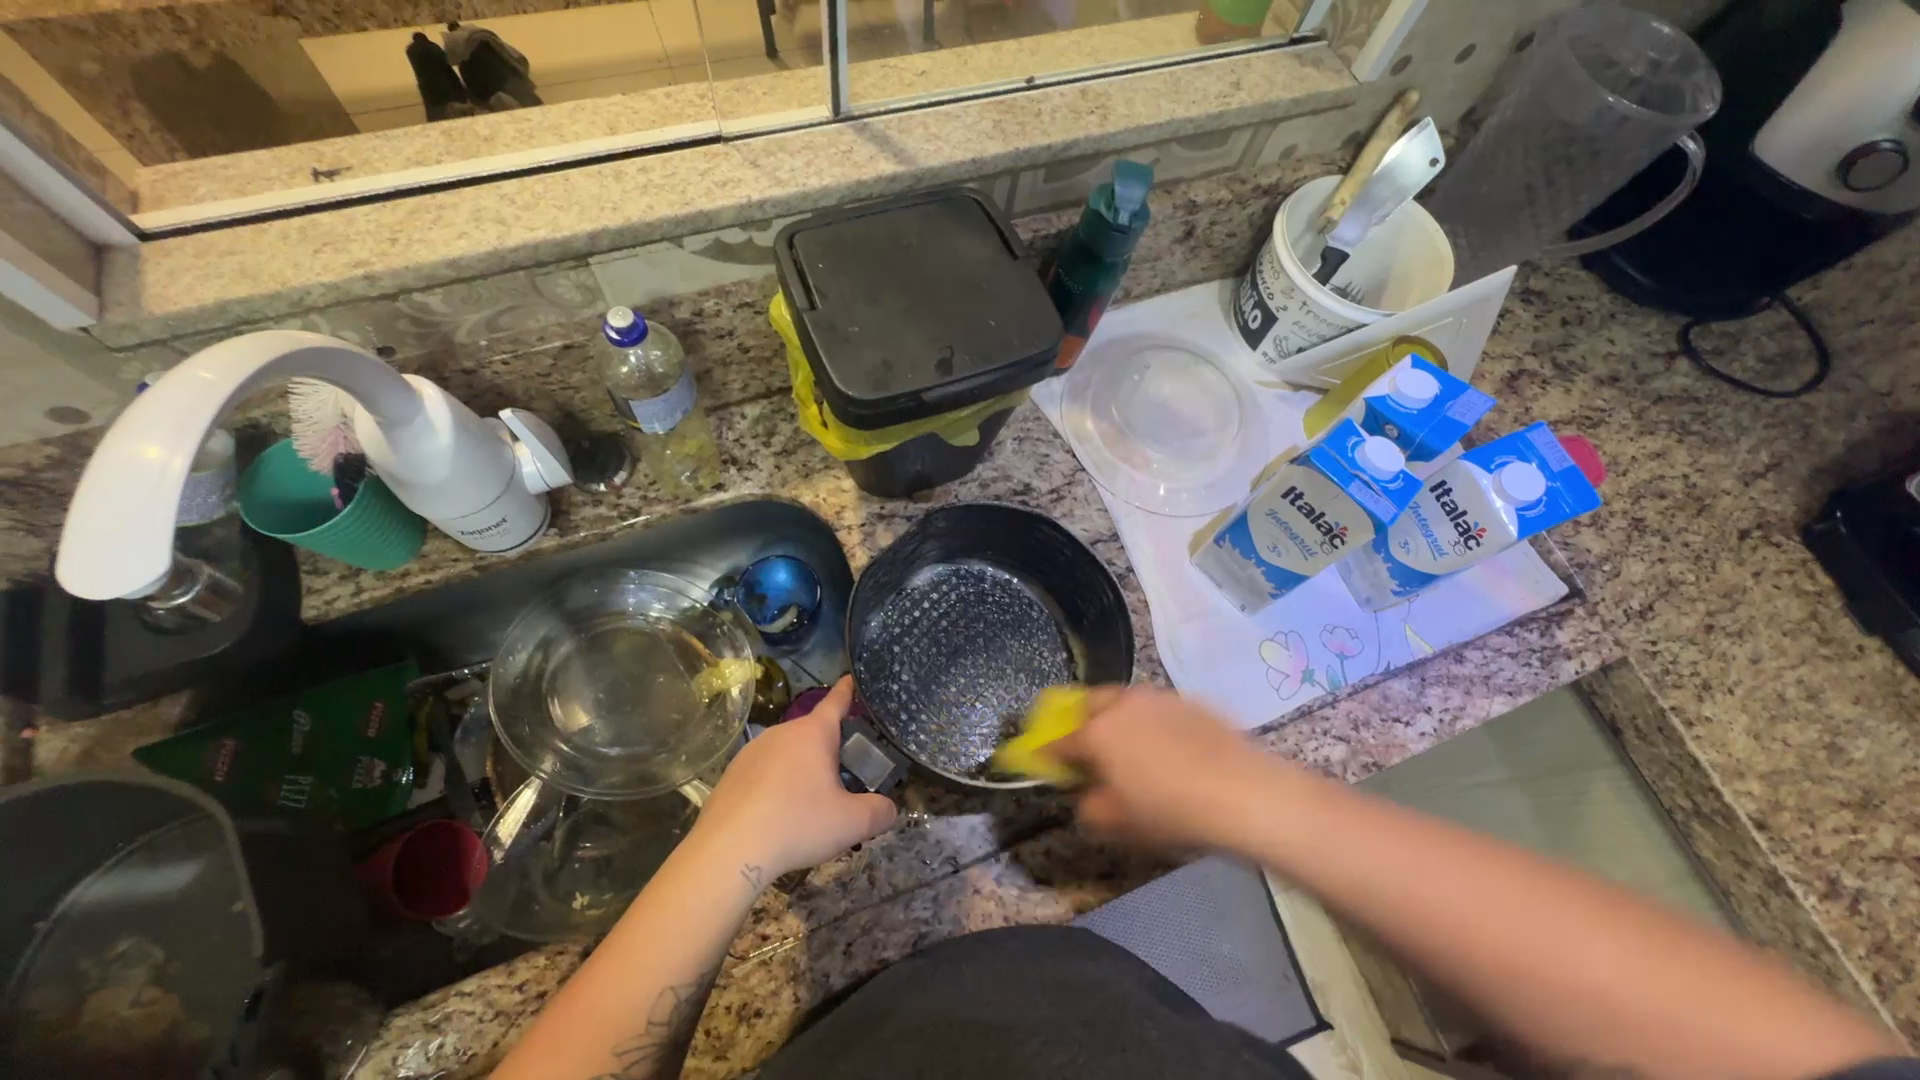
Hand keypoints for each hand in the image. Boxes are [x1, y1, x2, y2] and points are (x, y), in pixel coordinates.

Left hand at [689, 676, 896, 879]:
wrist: (729, 851)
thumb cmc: (797, 824)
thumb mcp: (851, 823)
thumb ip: (879, 812)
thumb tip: (889, 809)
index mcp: (813, 733)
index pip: (836, 702)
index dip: (848, 691)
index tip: (851, 678)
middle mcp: (781, 733)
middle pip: (812, 734)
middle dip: (828, 751)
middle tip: (842, 779)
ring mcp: (752, 751)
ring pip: (787, 754)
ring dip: (800, 771)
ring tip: (808, 805)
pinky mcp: (731, 774)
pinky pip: (764, 773)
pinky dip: (775, 786)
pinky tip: (777, 816)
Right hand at [1050, 687, 1300, 851]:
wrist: (1243, 793)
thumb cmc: (1171, 811)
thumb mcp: (1120, 823)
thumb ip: (1090, 808)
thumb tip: (1088, 797)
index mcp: (1097, 733)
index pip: (1060, 741)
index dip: (1049, 754)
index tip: (1047, 763)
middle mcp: (1123, 705)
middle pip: (1090, 705)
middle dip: (1083, 721)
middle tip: (1090, 747)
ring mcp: (1160, 698)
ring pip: (1127, 701)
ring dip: (1120, 718)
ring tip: (1132, 746)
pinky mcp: (1193, 702)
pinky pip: (1160, 709)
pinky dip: (1154, 723)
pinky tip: (1171, 749)